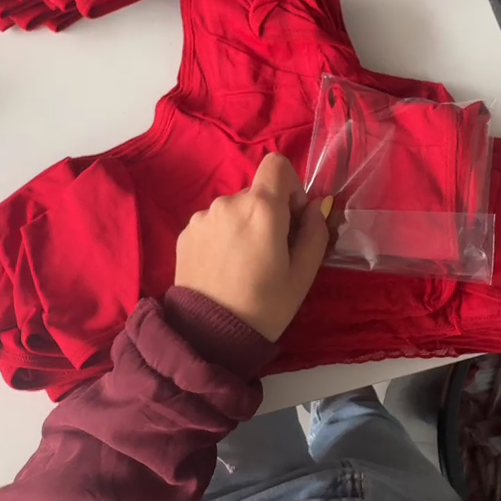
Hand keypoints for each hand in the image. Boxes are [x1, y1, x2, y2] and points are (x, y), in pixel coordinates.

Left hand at [174, 153, 331, 340]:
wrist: (210, 336)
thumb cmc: (266, 305)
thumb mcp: (304, 273)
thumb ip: (315, 231)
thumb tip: (312, 208)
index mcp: (261, 208)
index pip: (277, 165)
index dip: (290, 185)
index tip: (292, 216)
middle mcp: (228, 202)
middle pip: (257, 193)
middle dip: (269, 213)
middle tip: (272, 253)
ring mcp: (202, 217)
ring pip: (234, 209)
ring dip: (244, 225)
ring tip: (244, 264)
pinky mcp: (185, 233)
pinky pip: (214, 223)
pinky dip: (223, 237)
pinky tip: (223, 268)